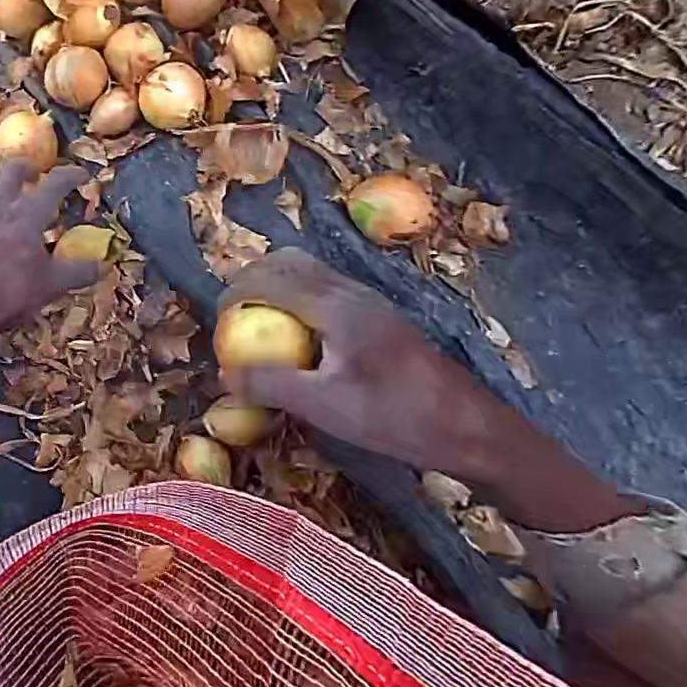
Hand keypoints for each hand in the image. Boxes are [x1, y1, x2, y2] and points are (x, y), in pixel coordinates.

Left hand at [0, 162, 98, 329]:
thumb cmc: (10, 293)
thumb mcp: (52, 285)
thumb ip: (80, 272)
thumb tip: (103, 265)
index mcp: (27, 216)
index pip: (54, 183)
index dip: (71, 175)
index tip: (82, 175)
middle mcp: (0, 208)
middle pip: (13, 170)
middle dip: (29, 167)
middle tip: (38, 175)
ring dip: (2, 183)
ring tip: (11, 194)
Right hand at [219, 249, 639, 530]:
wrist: (468, 426)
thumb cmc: (396, 417)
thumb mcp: (326, 408)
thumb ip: (271, 386)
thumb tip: (223, 375)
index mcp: (336, 306)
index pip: (269, 279)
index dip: (234, 294)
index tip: (217, 322)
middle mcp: (350, 291)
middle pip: (287, 260)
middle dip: (251, 277)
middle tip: (233, 313)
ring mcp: (367, 298)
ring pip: (308, 268)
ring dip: (274, 282)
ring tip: (258, 320)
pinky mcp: (377, 312)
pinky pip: (324, 285)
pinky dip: (296, 294)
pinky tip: (298, 333)